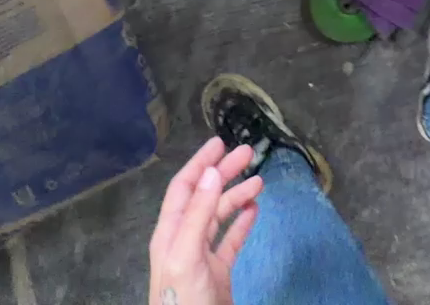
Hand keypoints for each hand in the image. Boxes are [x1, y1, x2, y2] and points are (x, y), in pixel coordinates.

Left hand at [148, 137, 263, 304]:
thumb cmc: (183, 301)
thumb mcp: (187, 255)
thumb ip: (199, 212)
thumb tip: (212, 169)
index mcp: (170, 234)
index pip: (184, 188)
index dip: (200, 163)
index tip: (220, 141)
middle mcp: (184, 241)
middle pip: (204, 196)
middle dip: (224, 173)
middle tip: (249, 153)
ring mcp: (201, 259)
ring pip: (219, 217)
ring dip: (237, 196)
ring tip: (259, 181)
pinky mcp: (217, 275)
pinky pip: (230, 241)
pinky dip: (242, 223)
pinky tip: (254, 210)